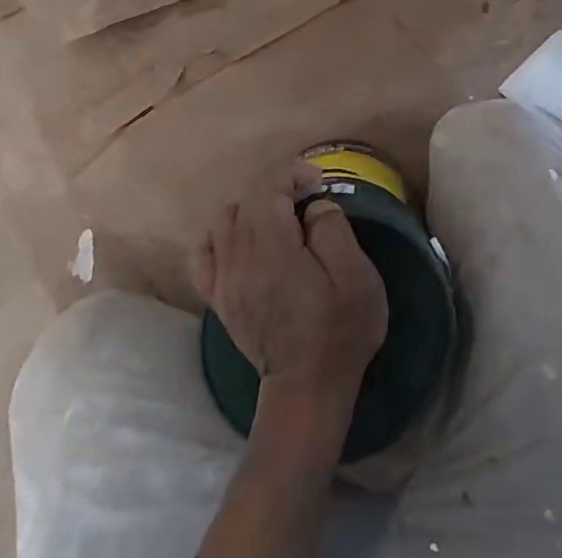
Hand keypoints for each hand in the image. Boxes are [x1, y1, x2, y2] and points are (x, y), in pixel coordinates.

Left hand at [192, 165, 388, 401]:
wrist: (307, 387)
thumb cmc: (340, 330)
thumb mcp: (357, 278)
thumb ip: (334, 231)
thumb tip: (313, 208)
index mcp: (273, 249)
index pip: (268, 188)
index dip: (293, 174)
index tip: (318, 183)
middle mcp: (239, 259)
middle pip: (247, 201)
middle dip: (278, 189)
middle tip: (309, 201)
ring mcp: (223, 280)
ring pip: (225, 221)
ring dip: (253, 210)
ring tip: (281, 223)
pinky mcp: (218, 299)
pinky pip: (204, 253)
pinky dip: (222, 238)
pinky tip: (245, 245)